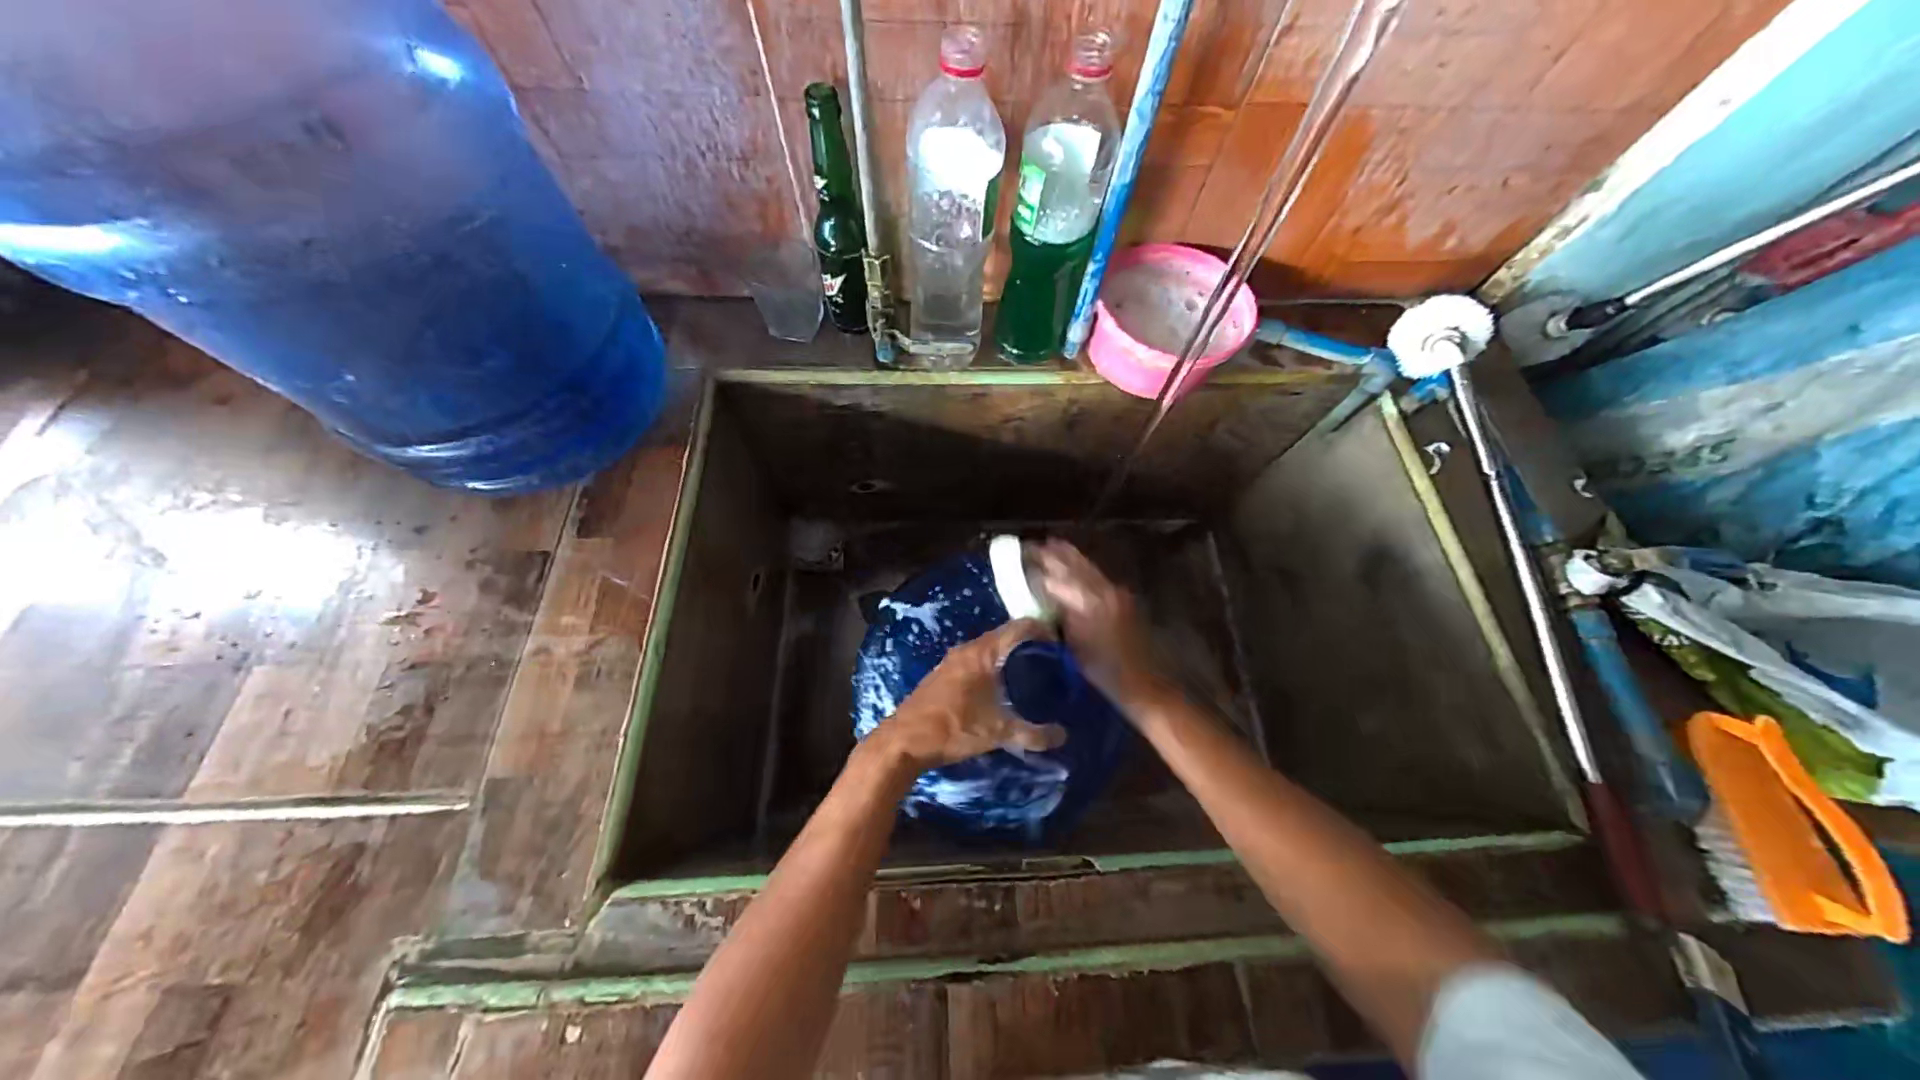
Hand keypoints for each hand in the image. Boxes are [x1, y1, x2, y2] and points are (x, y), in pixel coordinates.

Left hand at [868, 618, 1066, 770]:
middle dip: (1028, 643)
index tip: (1061, 641)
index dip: (1042, 629)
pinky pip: (975, 661)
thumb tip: (1063, 736)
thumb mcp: (998, 733)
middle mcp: (966, 650)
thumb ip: (1033, 734)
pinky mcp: (942, 675)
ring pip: (987, 649)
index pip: (1019, 627)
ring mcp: (951, 661)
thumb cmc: (953, 729)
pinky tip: (1001, 685)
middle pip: (1003, 636)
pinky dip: (992, 666)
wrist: (904, 741)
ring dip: (1008, 655)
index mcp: (982, 653)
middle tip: (1052, 657)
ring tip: (1032, 670)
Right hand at [1031, 539, 1160, 702]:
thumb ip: (1059, 616)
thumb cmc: (1104, 673)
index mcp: (1088, 602)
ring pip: (1088, 568)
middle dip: (1054, 554)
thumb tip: (1044, 596)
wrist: (1144, 684)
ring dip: (1069, 557)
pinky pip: (1097, 577)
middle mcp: (1103, 591)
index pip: (1057, 577)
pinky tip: (1074, 568)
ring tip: (1052, 546)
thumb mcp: (1073, 647)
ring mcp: (1116, 594)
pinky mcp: (1123, 600)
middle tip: (1034, 545)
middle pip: (1075, 565)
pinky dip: (1082, 569)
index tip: (1023, 555)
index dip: (1039, 565)